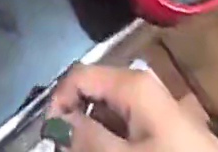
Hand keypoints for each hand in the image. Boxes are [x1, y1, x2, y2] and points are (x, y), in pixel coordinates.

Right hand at [48, 64, 217, 151]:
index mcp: (132, 83)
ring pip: (112, 113)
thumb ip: (87, 137)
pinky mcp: (168, 131)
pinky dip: (115, 142)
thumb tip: (57, 123)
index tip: (49, 139)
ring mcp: (157, 108)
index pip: (78, 75)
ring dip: (95, 135)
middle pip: (95, 93)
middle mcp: (143, 86)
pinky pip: (130, 128)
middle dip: (77, 122)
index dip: (58, 103)